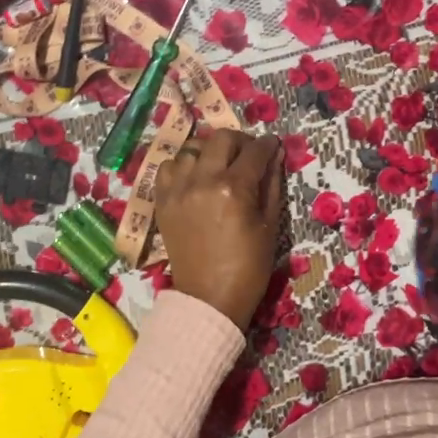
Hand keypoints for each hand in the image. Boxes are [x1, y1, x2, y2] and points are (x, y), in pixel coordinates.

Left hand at [155, 129, 285, 330]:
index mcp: (234, 188)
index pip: (255, 151)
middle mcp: (203, 181)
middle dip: (240, 141)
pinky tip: (194, 178)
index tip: (273, 145)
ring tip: (219, 166)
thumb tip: (275, 154)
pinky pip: (168, 167)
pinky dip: (182, 166)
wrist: (209, 299)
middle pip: (222, 139)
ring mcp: (178, 189)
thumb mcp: (269, 225)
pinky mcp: (162, 201)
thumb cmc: (248, 267)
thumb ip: (271, 184)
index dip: (268, 144)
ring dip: (210, 152)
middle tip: (248, 154)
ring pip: (192, 148)